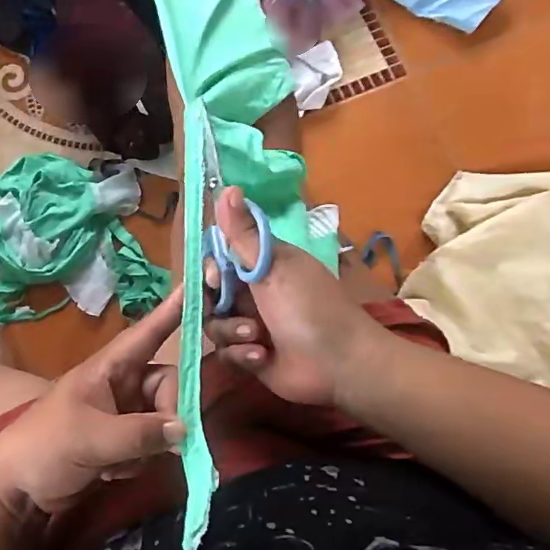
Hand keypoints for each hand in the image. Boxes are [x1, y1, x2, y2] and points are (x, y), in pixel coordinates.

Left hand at [0, 287, 187, 519]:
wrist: (16, 491)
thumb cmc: (44, 447)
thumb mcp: (91, 438)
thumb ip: (140, 433)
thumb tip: (185, 428)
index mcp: (109, 368)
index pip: (149, 334)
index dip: (174, 311)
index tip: (201, 285)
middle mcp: (122, 385)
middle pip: (169, 385)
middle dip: (171, 414)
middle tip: (169, 443)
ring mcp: (123, 414)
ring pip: (165, 419)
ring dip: (151, 445)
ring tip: (119, 464)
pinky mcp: (123, 441)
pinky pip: (153, 444)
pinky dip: (140, 460)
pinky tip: (112, 472)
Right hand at [199, 187, 393, 407]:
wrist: (340, 362)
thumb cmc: (310, 307)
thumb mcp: (274, 267)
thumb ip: (244, 234)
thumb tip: (228, 186)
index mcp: (261, 266)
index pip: (219, 258)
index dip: (210, 269)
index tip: (215, 278)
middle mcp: (254, 293)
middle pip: (210, 294)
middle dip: (216, 305)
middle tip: (228, 310)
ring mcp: (252, 325)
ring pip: (214, 325)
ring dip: (232, 331)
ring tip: (256, 337)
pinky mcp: (252, 356)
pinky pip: (227, 352)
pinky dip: (242, 354)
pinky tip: (262, 356)